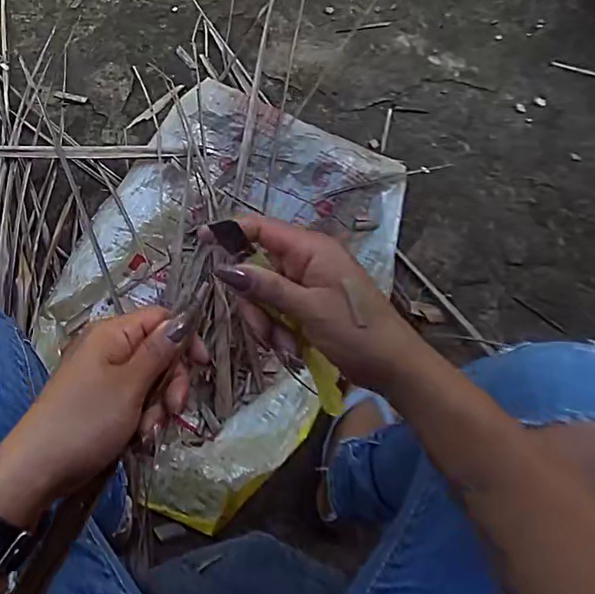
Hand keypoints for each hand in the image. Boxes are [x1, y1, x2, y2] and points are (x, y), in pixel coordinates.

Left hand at [0, 308, 196, 519]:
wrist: (35, 471)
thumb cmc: (85, 421)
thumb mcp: (130, 385)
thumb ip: (160, 351)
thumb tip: (185, 319)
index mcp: (112, 333)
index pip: (161, 318)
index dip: (185, 338)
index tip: (201, 367)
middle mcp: (108, 348)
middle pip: (160, 352)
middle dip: (171, 382)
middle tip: (173, 408)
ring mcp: (104, 376)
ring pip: (151, 381)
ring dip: (158, 406)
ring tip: (147, 430)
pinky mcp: (102, 402)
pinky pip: (135, 401)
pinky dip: (142, 418)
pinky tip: (137, 438)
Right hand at [214, 215, 433, 394]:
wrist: (393, 365)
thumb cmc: (357, 331)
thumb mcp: (308, 309)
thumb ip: (266, 287)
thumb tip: (226, 267)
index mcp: (311, 248)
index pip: (262, 228)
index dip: (231, 231)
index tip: (202, 241)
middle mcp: (307, 260)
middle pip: (257, 269)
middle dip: (255, 304)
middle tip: (265, 331)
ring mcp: (307, 284)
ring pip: (264, 295)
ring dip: (267, 323)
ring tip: (287, 345)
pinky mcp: (308, 306)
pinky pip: (278, 311)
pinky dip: (279, 330)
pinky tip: (293, 348)